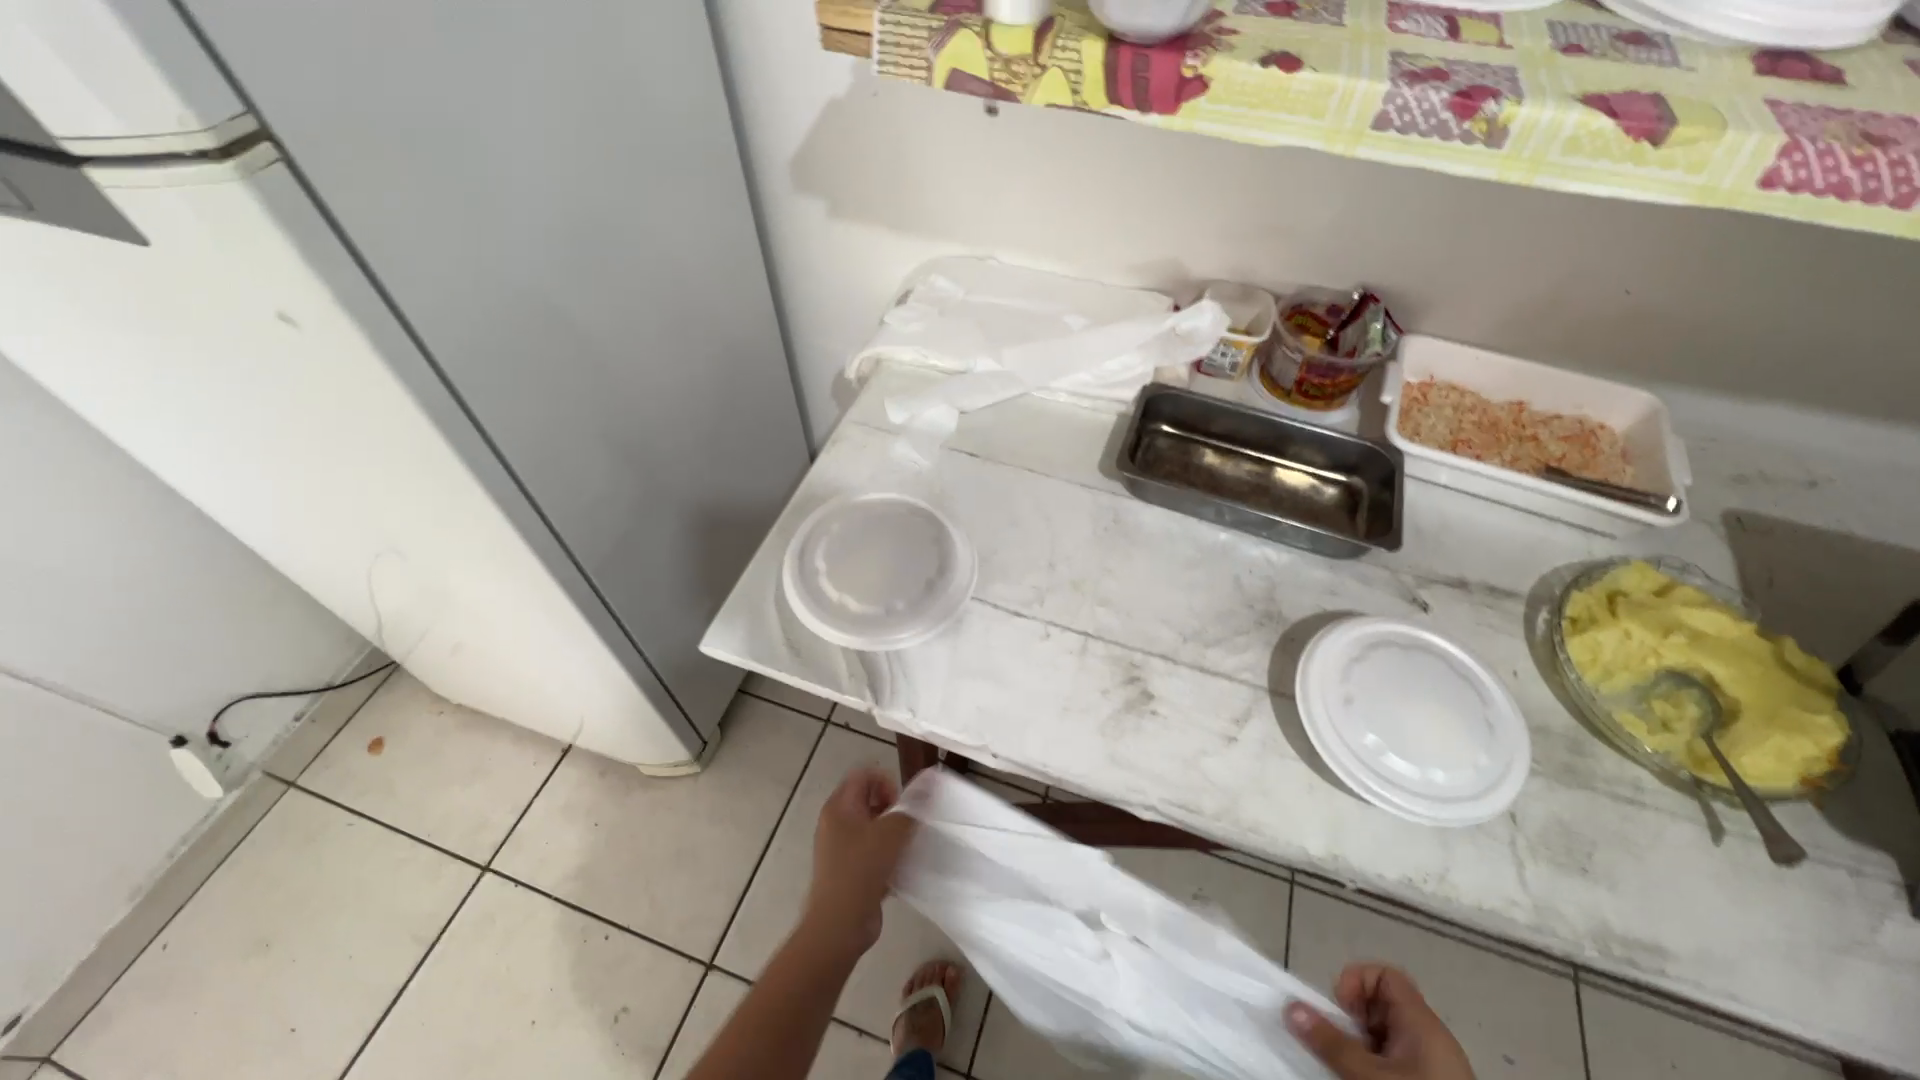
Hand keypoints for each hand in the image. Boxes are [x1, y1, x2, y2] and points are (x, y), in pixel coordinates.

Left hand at [800, 766, 917, 956]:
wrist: (839, 924)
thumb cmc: (862, 870)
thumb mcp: (891, 833)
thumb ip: (912, 807)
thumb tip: (930, 781)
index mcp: (839, 807)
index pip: (864, 775)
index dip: (887, 782)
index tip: (903, 804)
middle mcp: (836, 823)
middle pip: (869, 801)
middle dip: (893, 809)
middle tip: (908, 826)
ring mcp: (841, 849)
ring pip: (872, 829)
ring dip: (893, 835)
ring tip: (908, 848)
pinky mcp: (849, 872)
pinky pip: (872, 854)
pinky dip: (888, 856)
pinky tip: (902, 869)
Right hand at [1286, 964, 1475, 1079]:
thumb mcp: (1369, 1076)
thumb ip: (1331, 1042)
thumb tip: (1291, 1007)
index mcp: (1421, 1023)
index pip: (1385, 975)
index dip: (1357, 983)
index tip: (1341, 1013)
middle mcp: (1428, 1036)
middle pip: (1381, 1005)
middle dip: (1351, 1020)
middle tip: (1341, 1047)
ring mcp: (1430, 1063)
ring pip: (1383, 1034)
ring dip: (1359, 1046)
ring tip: (1351, 1071)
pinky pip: (1393, 1059)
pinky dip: (1372, 1065)